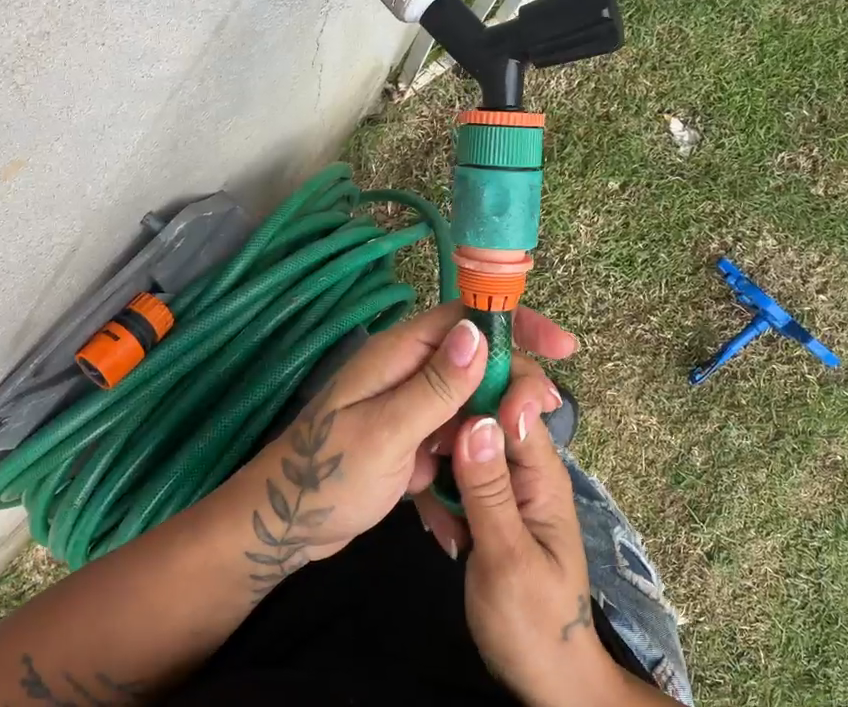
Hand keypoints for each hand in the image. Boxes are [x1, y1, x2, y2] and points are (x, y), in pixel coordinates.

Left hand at [214, 302, 575, 587]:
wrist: (285, 526)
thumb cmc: (328, 474)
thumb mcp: (386, 431)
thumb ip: (434, 386)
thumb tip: (479, 334)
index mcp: (396, 355)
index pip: (464, 319)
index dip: (514, 325)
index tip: (562, 347)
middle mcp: (405, 373)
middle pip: (474, 361)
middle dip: (512, 384)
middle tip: (541, 417)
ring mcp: (408, 407)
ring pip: (469, 401)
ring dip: (495, 423)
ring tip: (520, 454)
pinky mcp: (409, 441)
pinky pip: (453, 436)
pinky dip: (471, 454)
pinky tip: (484, 484)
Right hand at [431, 394, 633, 706]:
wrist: (545, 677)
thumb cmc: (533, 622)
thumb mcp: (507, 558)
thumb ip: (489, 490)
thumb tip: (475, 420)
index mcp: (542, 474)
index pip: (517, 403)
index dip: (479, 390)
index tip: (436, 409)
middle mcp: (525, 470)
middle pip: (484, 418)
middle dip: (449, 432)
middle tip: (421, 467)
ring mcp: (505, 487)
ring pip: (463, 447)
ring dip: (440, 469)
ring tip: (430, 510)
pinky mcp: (486, 506)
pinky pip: (458, 478)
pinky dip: (440, 494)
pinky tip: (433, 524)